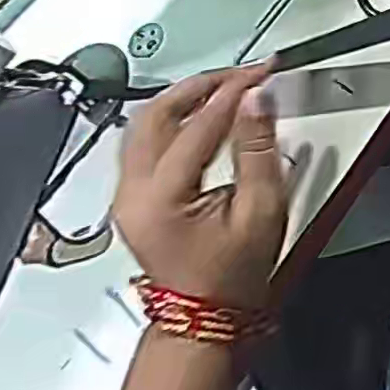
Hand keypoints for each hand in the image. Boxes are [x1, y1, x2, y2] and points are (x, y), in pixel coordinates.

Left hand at [114, 64, 286, 307]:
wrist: (205, 316)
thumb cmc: (234, 273)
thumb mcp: (262, 209)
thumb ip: (259, 148)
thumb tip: (257, 99)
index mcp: (160, 199)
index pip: (198, 125)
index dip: (234, 92)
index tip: (263, 73)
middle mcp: (131, 192)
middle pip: (156, 113)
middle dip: (203, 84)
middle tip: (243, 73)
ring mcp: (126, 192)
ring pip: (144, 121)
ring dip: (187, 95)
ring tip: (227, 85)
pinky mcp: (133, 192)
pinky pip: (146, 137)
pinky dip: (177, 114)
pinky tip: (206, 110)